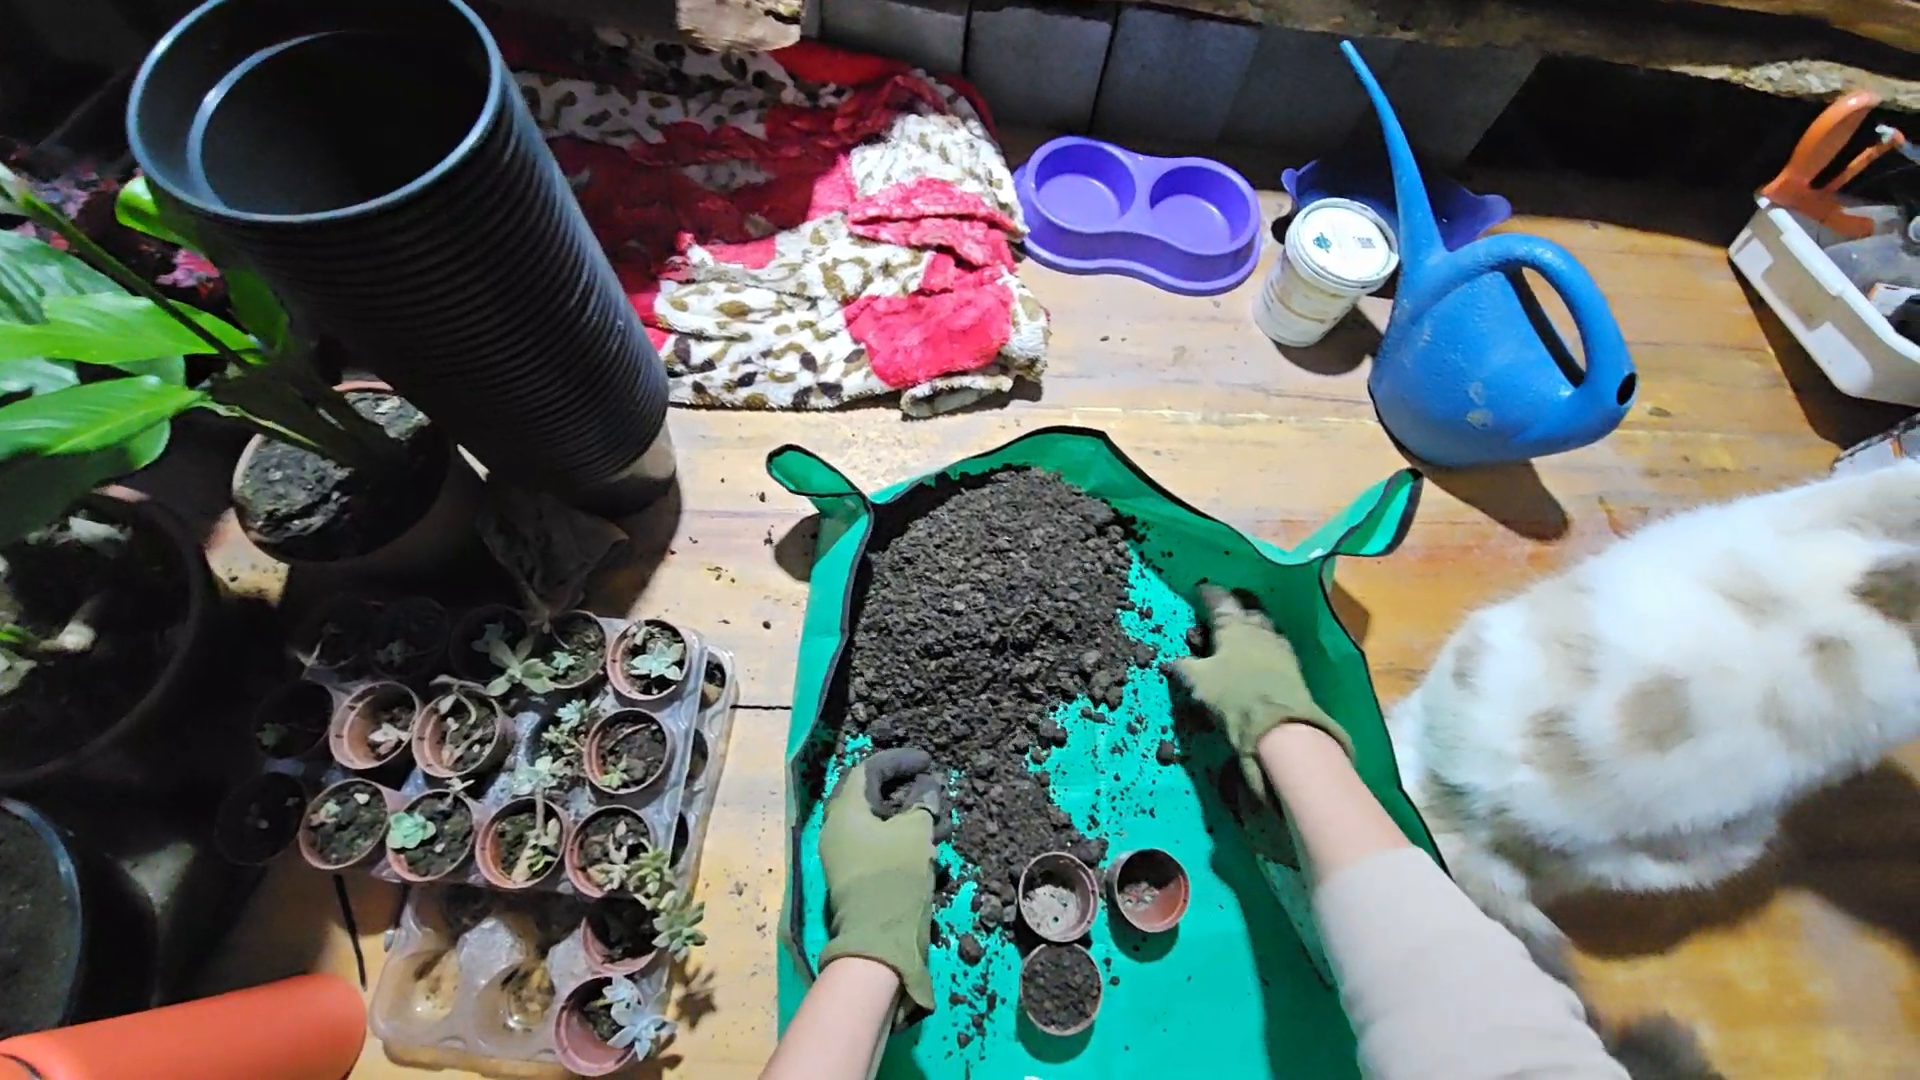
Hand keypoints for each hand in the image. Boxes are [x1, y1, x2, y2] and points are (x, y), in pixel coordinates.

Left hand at [817, 747, 944, 1024]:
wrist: (880, 944)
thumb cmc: (894, 877)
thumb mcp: (915, 830)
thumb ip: (923, 800)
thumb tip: (927, 785)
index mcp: (846, 811)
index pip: (869, 769)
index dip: (900, 761)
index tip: (928, 763)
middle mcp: (841, 829)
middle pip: (875, 796)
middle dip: (908, 789)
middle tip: (933, 786)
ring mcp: (849, 855)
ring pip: (883, 822)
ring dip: (913, 815)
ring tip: (943, 818)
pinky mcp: (861, 877)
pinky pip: (885, 844)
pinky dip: (908, 837)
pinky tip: (935, 842)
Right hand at [1171, 586, 1352, 781]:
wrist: (1279, 725)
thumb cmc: (1233, 694)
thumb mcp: (1198, 681)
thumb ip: (1184, 667)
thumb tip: (1171, 661)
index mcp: (1233, 626)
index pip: (1220, 601)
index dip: (1210, 594)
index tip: (1202, 589)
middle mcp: (1259, 630)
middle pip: (1248, 611)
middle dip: (1236, 609)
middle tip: (1225, 612)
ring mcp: (1280, 647)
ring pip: (1265, 629)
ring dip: (1253, 628)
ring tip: (1242, 635)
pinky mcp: (1293, 667)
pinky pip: (1275, 648)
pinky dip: (1264, 648)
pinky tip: (1259, 658)